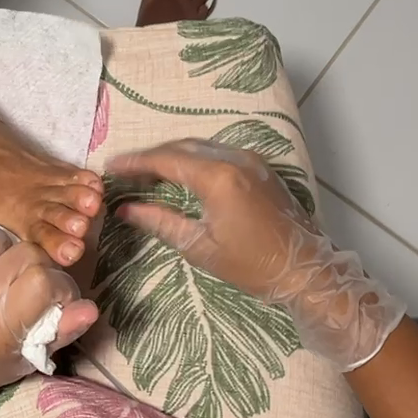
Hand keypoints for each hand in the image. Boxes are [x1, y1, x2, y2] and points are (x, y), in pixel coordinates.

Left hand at [0, 216, 98, 417]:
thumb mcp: (34, 355)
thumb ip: (64, 330)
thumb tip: (90, 308)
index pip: (39, 282)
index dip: (59, 284)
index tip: (57, 294)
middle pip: (21, 255)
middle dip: (36, 264)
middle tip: (30, 280)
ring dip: (2, 245)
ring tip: (4, 264)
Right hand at [109, 139, 404, 370]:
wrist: (307, 271)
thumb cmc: (252, 265)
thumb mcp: (200, 247)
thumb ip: (160, 222)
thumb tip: (125, 209)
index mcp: (218, 178)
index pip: (166, 160)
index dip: (135, 163)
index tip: (110, 168)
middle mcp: (234, 159)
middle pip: (181, 147)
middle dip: (150, 157)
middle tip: (123, 170)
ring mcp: (250, 160)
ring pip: (200, 146)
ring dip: (171, 156)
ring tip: (145, 172)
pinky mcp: (259, 167)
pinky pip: (217, 152)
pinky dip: (192, 158)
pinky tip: (179, 174)